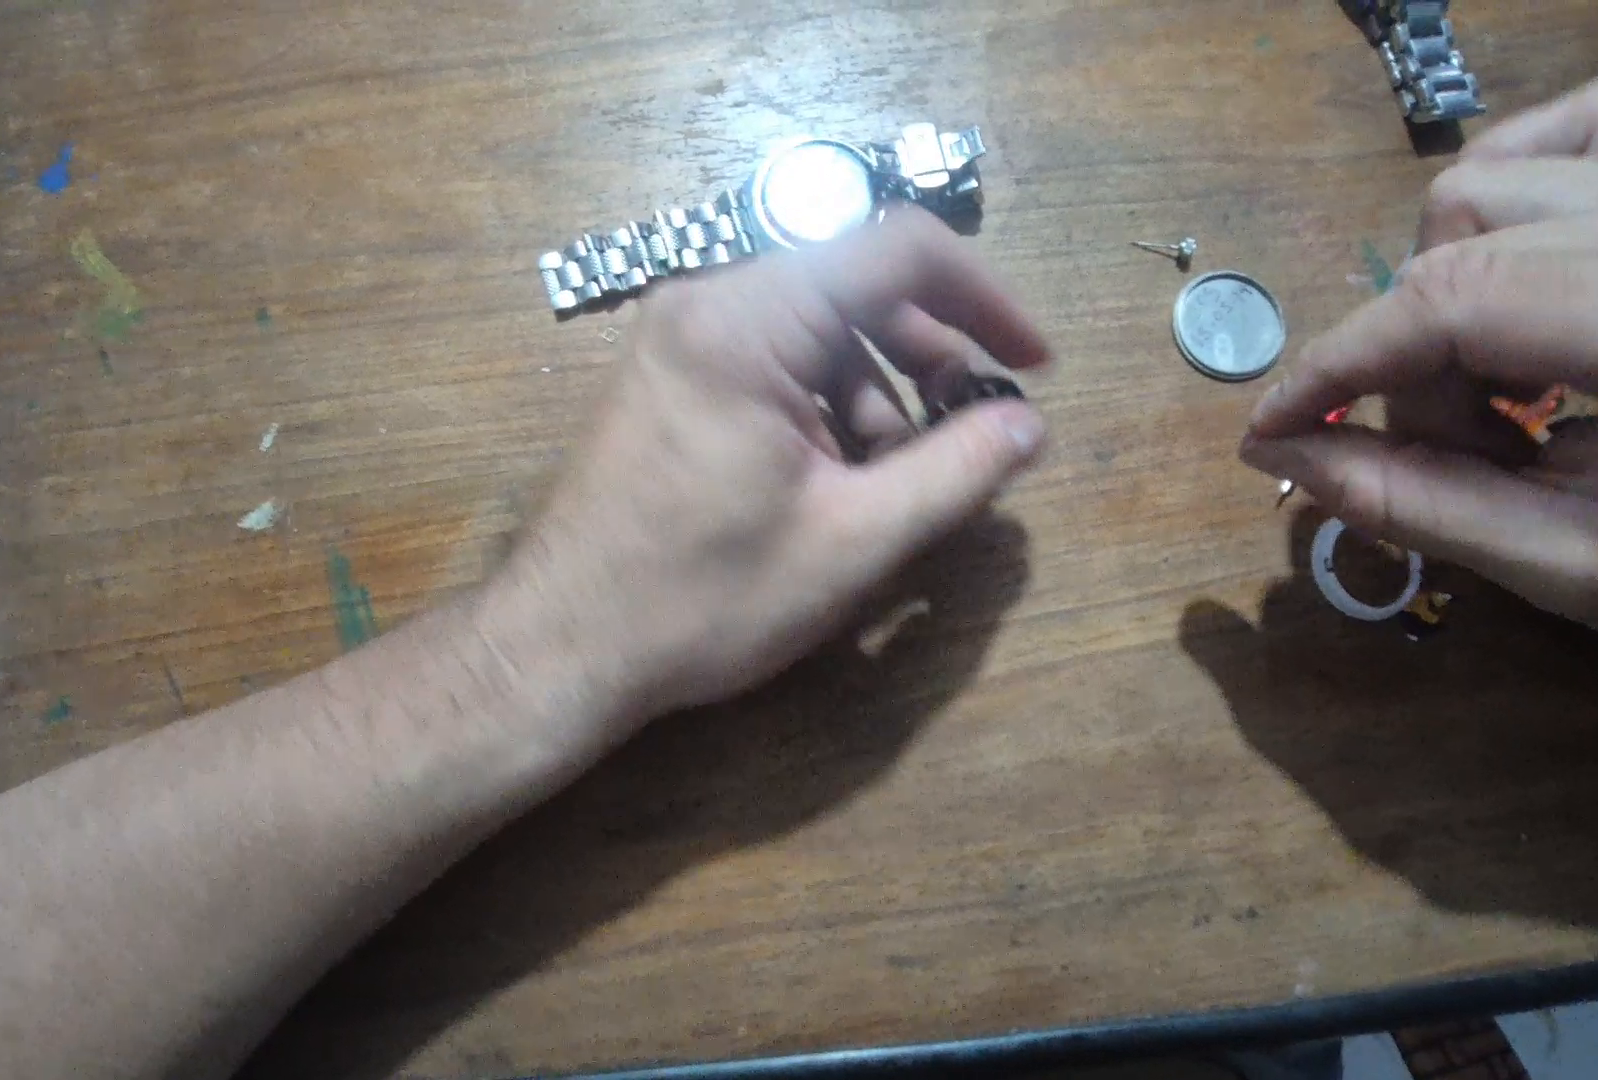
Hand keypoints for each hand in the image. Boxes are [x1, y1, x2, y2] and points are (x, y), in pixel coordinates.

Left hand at [481, 211, 1050, 726]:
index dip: (984, 297)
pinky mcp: (675, 382)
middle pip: (857, 293)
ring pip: (819, 338)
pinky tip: (834, 486)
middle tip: (968, 437)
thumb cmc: (705, 600)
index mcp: (748, 321)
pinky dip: (827, 416)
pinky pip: (777, 370)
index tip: (1033, 362)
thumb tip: (1032, 426)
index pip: (897, 250)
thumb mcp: (852, 541)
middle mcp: (708, 307)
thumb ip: (955, 473)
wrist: (564, 649)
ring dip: (877, 402)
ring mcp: (683, 343)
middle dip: (928, 363)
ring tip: (890, 486)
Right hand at [1241, 77, 1597, 659]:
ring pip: (1489, 187)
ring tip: (1499, 384)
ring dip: (1441, 299)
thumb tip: (1284, 452)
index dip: (1334, 365)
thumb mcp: (1584, 562)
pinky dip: (1501, 199)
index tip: (1270, 431)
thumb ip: (1416, 503)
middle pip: (1456, 258)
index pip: (1452, 300)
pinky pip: (1576, 135)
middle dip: (1411, 373)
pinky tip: (1511, 274)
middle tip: (1459, 458)